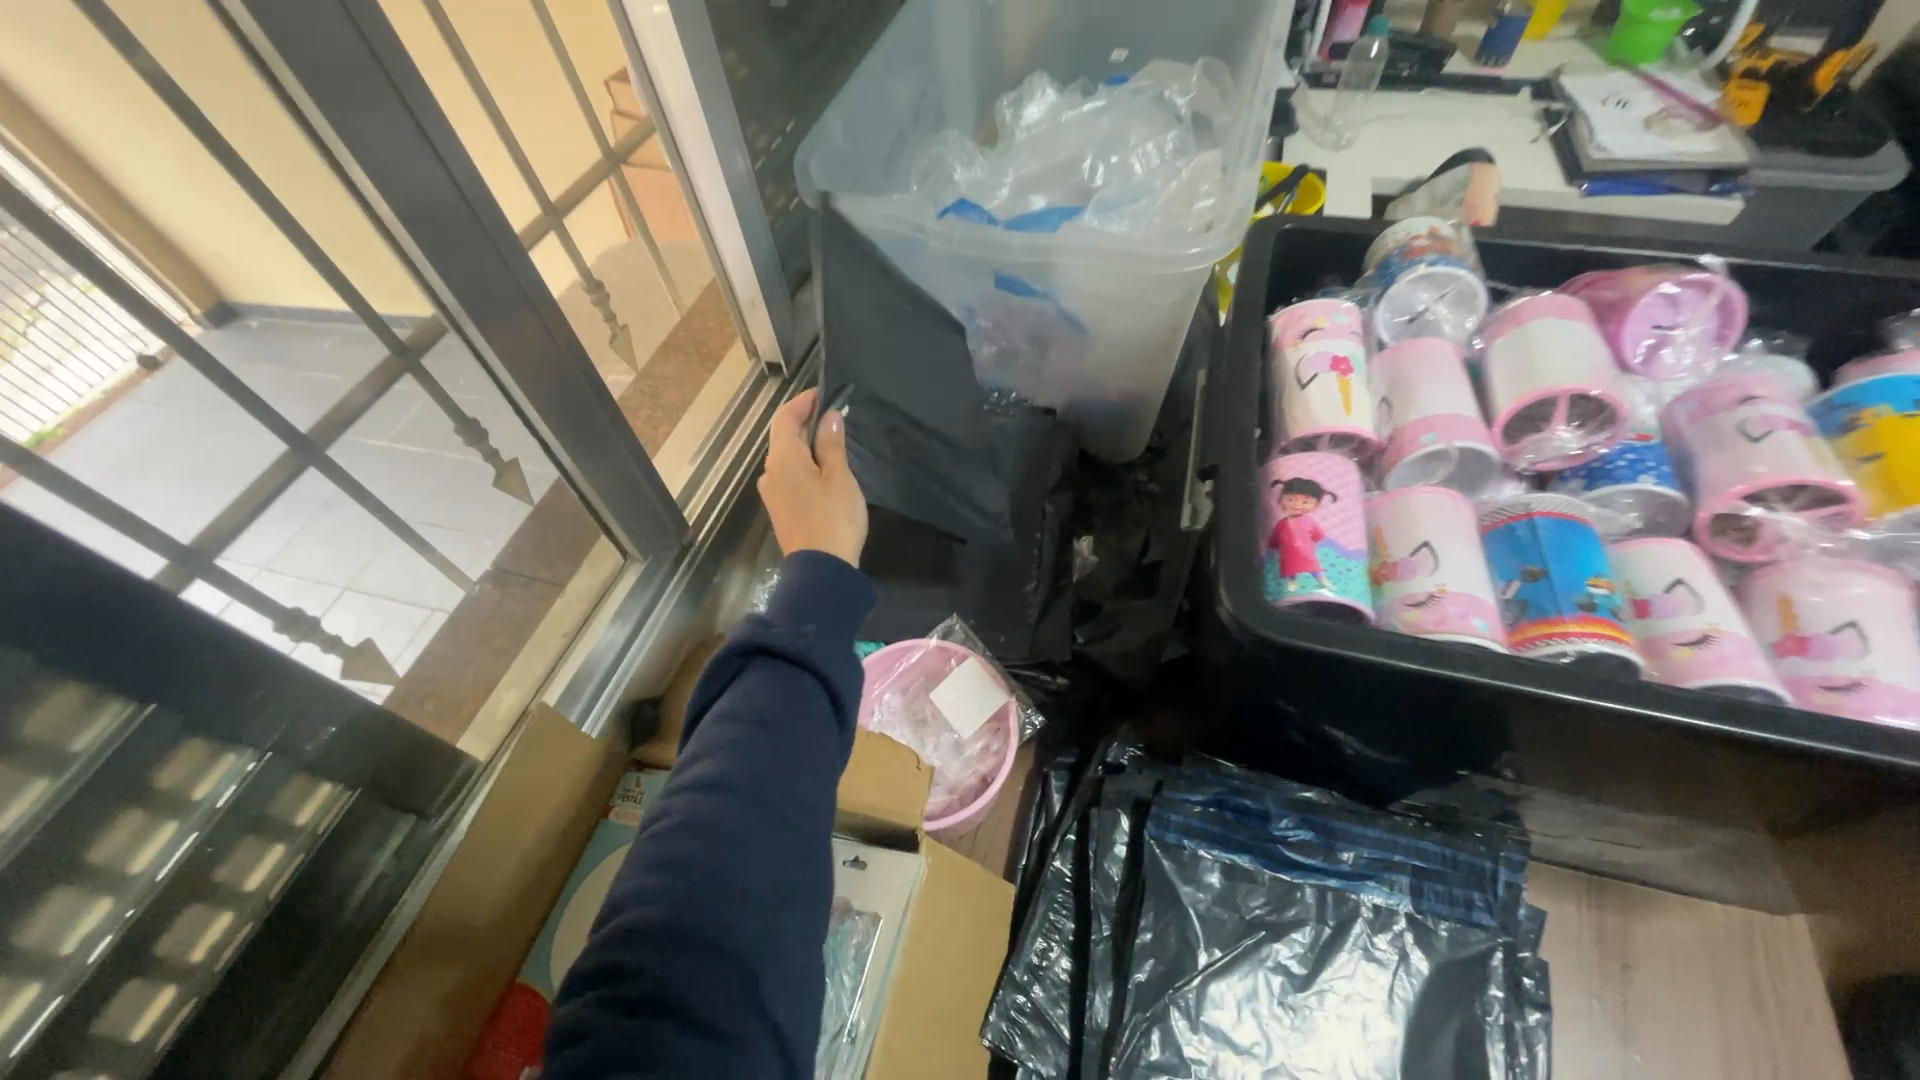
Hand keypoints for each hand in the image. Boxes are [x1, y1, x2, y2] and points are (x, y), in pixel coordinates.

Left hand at [758, 388, 867, 566]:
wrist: (821, 569)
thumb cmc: (834, 518)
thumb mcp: (839, 477)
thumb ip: (831, 444)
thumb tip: (829, 417)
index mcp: (783, 457)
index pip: (785, 417)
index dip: (802, 402)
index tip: (825, 393)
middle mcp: (771, 471)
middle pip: (782, 435)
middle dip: (804, 421)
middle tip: (833, 414)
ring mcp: (772, 492)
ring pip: (786, 456)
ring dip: (804, 443)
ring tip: (831, 439)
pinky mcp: (780, 508)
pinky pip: (789, 475)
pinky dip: (803, 463)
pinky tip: (823, 468)